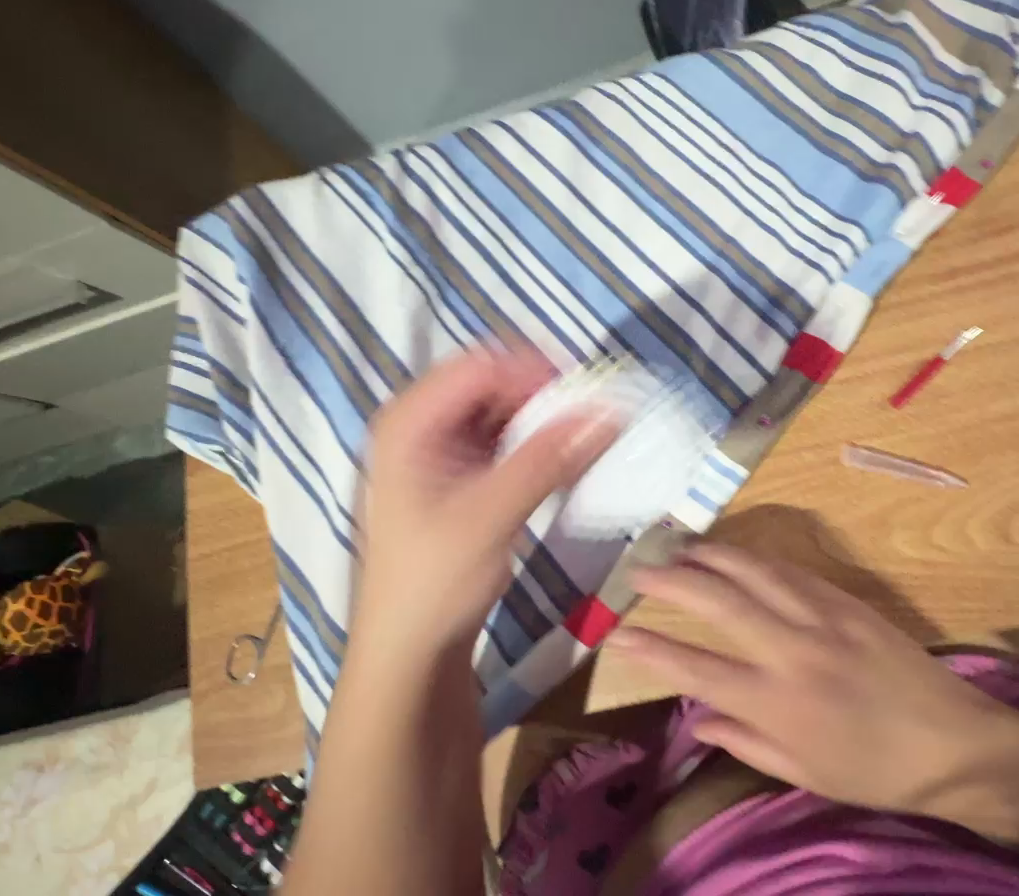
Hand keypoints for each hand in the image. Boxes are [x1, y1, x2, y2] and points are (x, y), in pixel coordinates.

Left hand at [355, 348, 620, 658]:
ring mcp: (438, 450)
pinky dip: (535, 444)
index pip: (477, 367)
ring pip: (500, 411)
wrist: (409, 652)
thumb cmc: (433, 582)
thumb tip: (609, 412)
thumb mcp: (490, 516)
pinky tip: (566, 460)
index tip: (587, 394)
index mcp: (408, 423)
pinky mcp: (458, 476)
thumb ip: (548, 460)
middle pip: (489, 384)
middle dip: (543, 395)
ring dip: (544, 419)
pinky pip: (502, 440)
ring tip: (587, 437)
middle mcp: (420, 425)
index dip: (532, 371)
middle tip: (593, 415)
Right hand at [607, 544, 1018, 815]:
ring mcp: (822, 618)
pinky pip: (790, 570)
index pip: (697, 670)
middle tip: (639, 567)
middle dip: (672, 581)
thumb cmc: (874, 770)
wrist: (955, 743)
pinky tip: (737, 553)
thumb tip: (697, 718)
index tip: (619, 634)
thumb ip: (744, 741)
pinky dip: (755, 558)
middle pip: (719, 603)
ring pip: (754, 572)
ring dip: (711, 555)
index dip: (654, 650)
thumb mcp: (803, 773)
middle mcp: (792, 652)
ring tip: (680, 545)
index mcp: (777, 703)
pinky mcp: (846, 601)